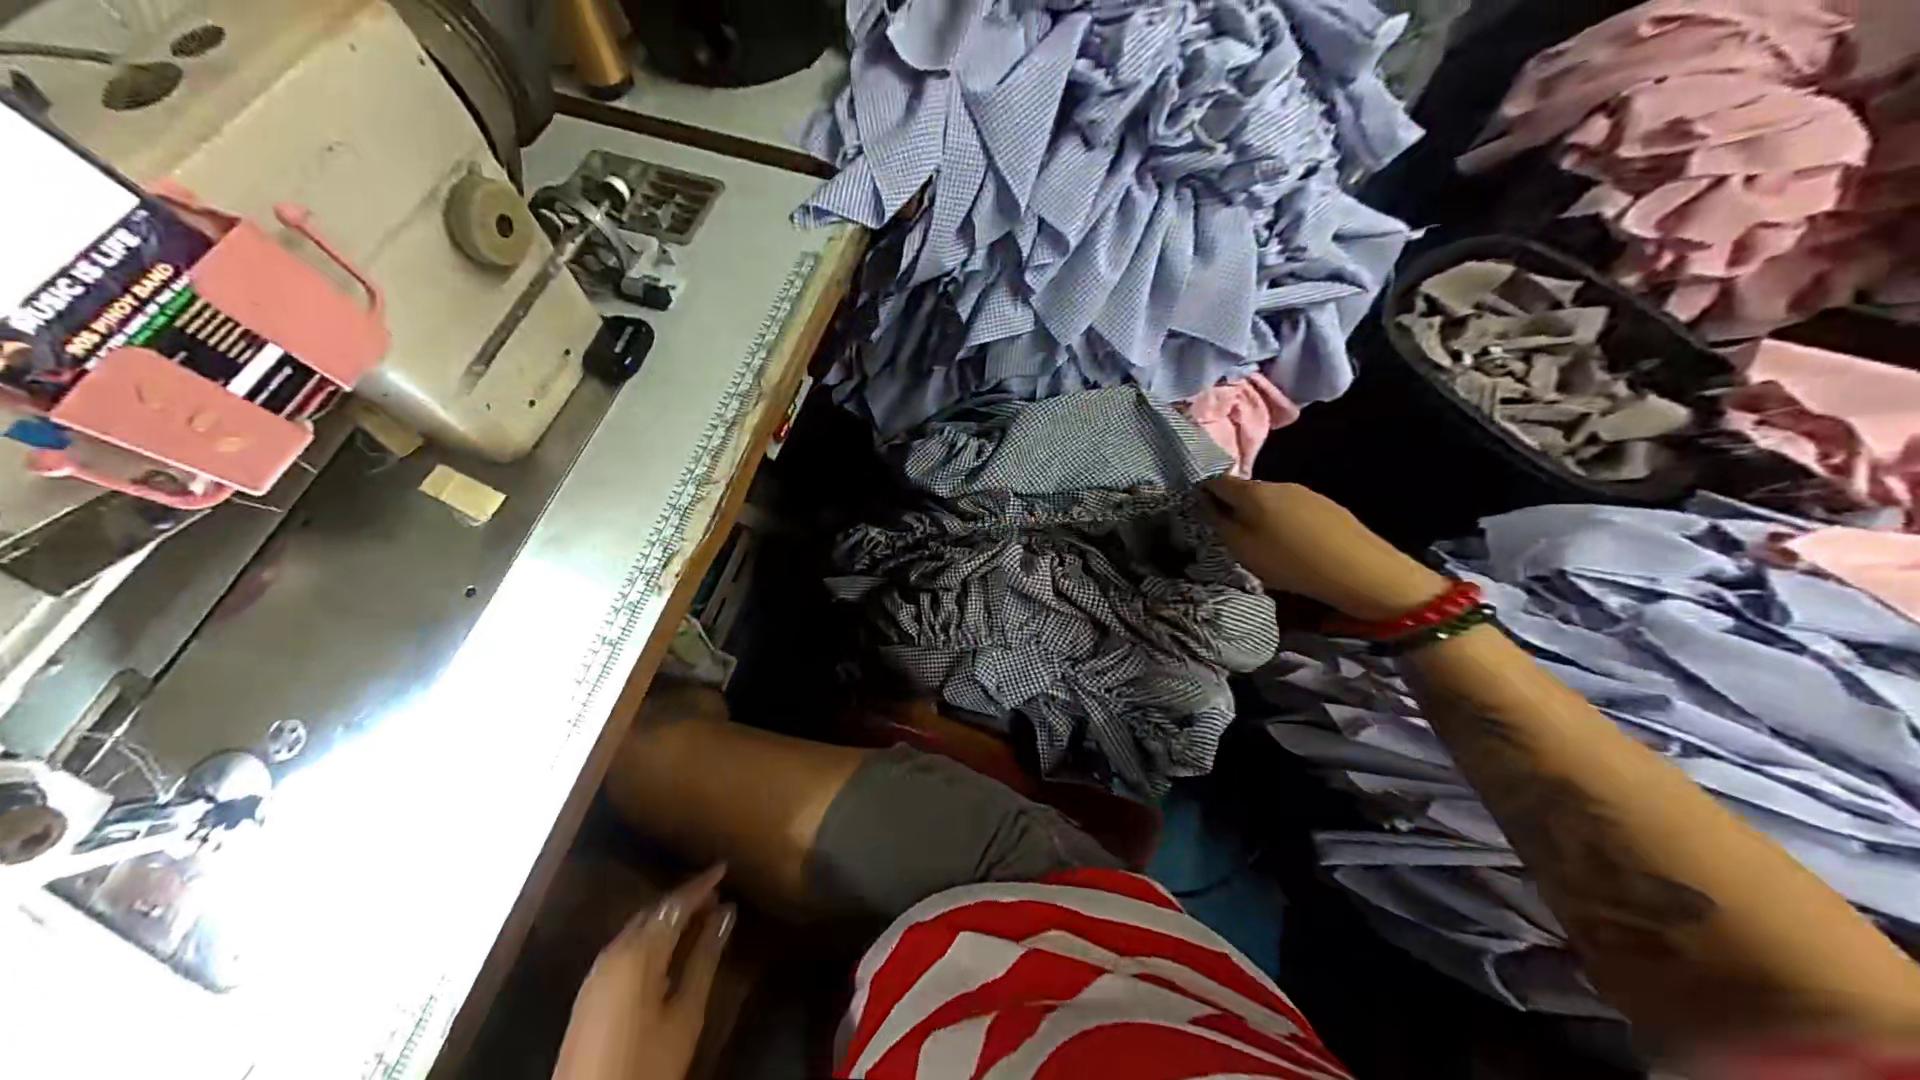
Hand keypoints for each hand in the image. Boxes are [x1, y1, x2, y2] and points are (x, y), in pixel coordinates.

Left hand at [552, 865, 735, 1079]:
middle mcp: (613, 954)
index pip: (675, 904)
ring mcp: (597, 974)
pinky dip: (651, 937)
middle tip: (716, 894)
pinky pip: (626, 947)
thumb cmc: (646, 1065)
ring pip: (638, 928)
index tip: (724, 868)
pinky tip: (668, 947)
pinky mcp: (590, 994)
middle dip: (684, 899)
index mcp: (638, 953)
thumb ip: (705, 958)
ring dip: (667, 918)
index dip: (701, 885)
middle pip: (653, 912)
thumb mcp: (686, 1014)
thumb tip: (727, 913)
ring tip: (698, 916)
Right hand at [1202, 477, 1448, 620]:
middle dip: (1234, 508)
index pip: (1216, 482)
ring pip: (1271, 500)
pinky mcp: (1328, 507)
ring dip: (1261, 517)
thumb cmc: (1289, 561)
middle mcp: (1278, 483)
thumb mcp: (1242, 549)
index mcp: (1252, 490)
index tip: (1201, 516)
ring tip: (1263, 544)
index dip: (1204, 496)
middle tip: (1231, 537)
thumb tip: (1206, 505)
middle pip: (1245, 491)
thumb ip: (1219, 524)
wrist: (1361, 571)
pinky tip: (1292, 545)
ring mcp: (1306, 493)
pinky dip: (1284, 523)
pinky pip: (1294, 510)